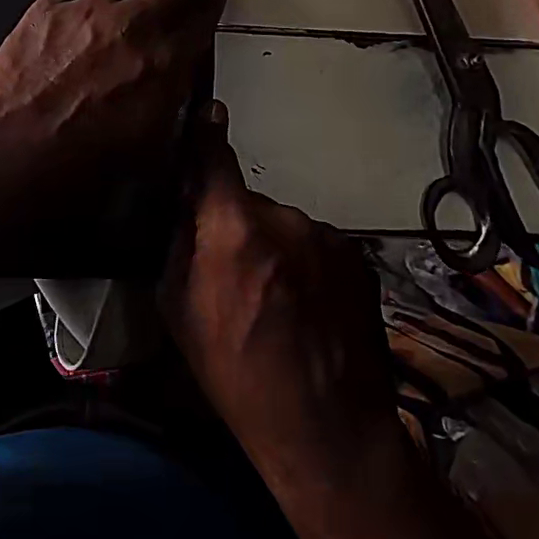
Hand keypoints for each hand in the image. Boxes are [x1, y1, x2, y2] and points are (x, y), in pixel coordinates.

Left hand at [0, 0, 226, 202]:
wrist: (10, 152)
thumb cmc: (69, 161)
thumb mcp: (146, 149)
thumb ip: (169, 105)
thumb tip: (175, 87)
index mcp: (162, 66)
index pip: (201, 20)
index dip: (212, 1)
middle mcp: (130, 30)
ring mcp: (89, 12)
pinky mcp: (50, 7)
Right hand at [160, 101, 398, 468]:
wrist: (326, 426)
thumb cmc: (234, 372)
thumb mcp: (179, 311)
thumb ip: (180, 248)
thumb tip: (186, 211)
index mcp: (235, 229)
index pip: (214, 160)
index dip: (205, 135)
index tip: (206, 112)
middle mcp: (287, 218)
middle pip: (246, 203)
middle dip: (234, 225)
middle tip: (230, 273)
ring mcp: (330, 237)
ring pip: (283, 226)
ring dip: (271, 247)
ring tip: (273, 299)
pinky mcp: (359, 259)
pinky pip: (315, 246)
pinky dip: (303, 263)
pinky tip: (304, 306)